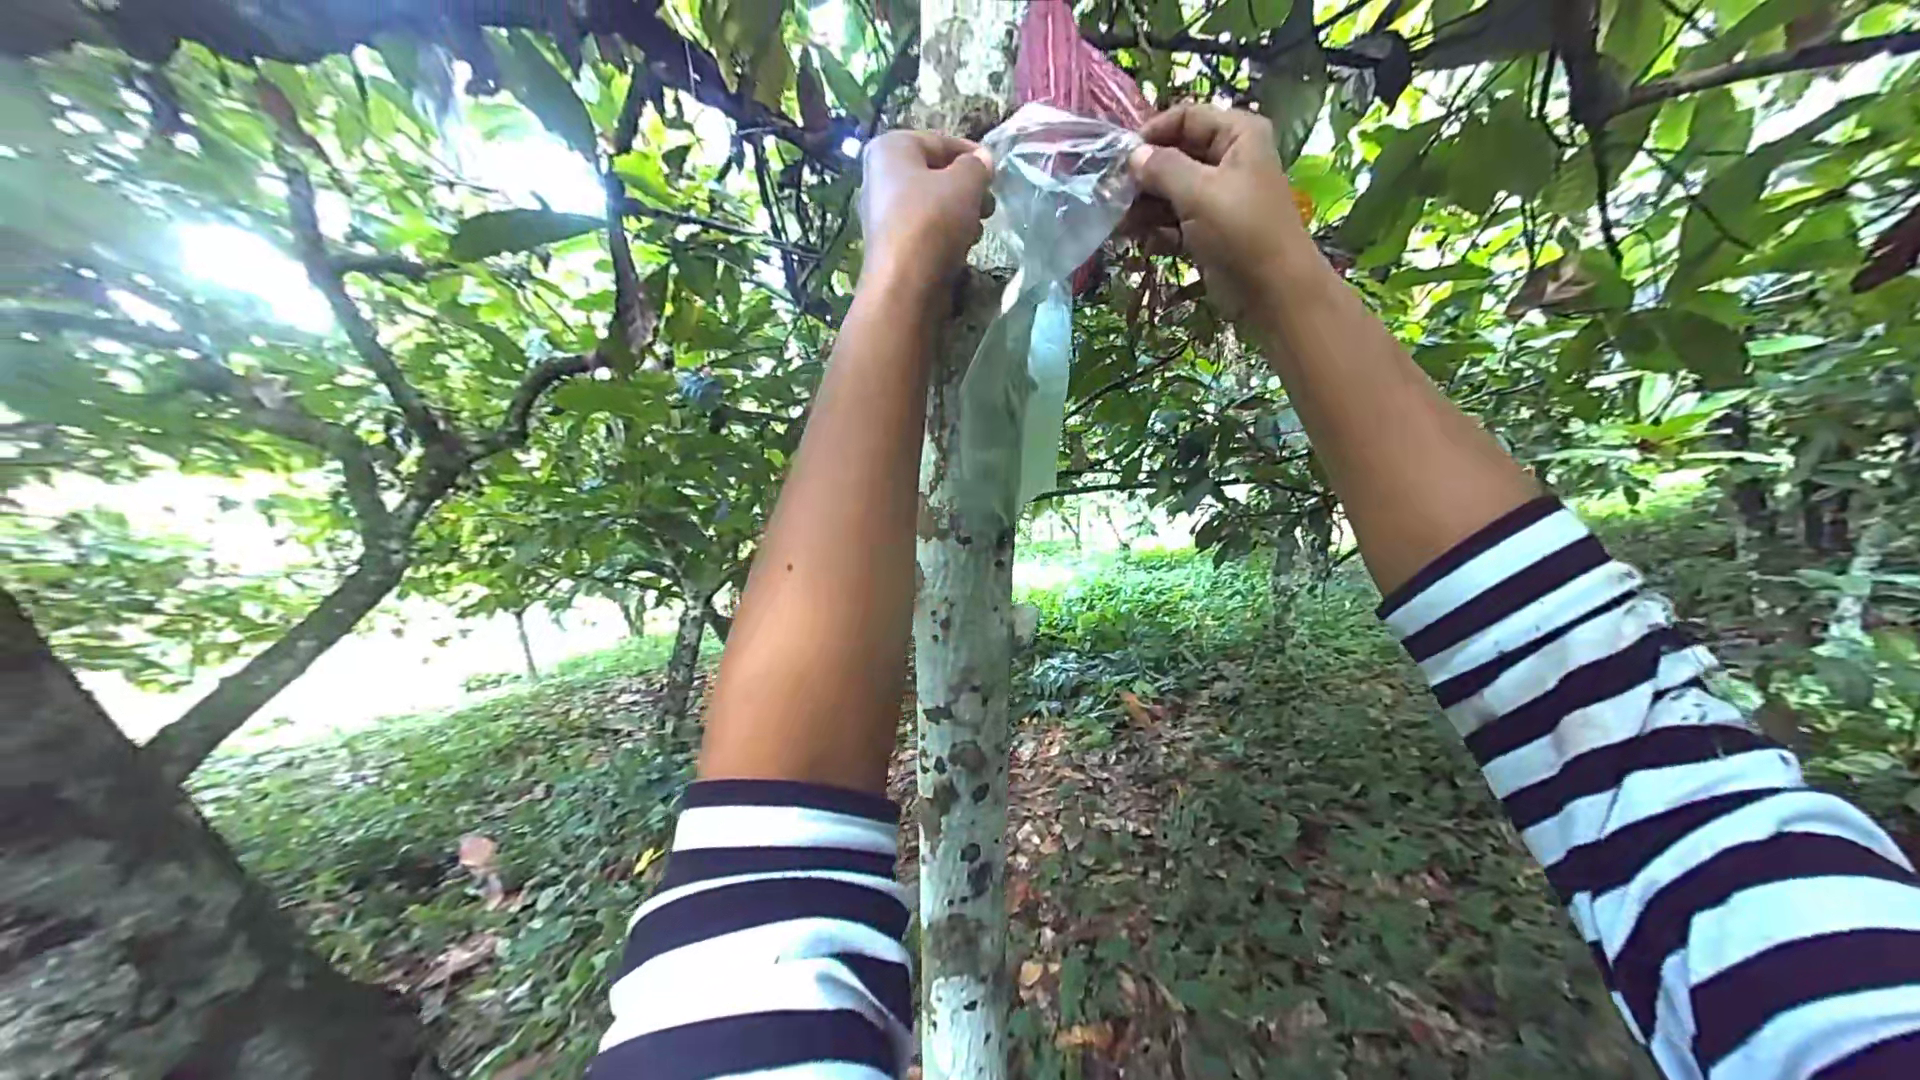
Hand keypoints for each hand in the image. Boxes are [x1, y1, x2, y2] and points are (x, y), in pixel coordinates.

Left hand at [858, 130, 992, 289]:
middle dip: (966, 189)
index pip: (940, 141)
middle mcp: (879, 178)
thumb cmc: (932, 221)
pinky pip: (925, 232)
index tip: (995, 172)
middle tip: (988, 206)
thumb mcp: (965, 182)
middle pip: (935, 176)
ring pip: (932, 206)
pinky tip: (961, 249)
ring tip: (977, 230)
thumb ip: (977, 166)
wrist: (905, 285)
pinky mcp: (892, 248)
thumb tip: (983, 161)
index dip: (972, 154)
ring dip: (959, 215)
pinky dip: (945, 237)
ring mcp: (883, 216)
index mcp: (890, 148)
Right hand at [1126, 105, 1320, 317]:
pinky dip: (1156, 230)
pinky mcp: (1207, 231)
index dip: (1152, 134)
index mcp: (1237, 135)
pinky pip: (1174, 222)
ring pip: (1170, 192)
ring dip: (1143, 207)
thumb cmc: (1240, 231)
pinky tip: (1137, 241)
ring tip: (1119, 225)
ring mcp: (1216, 198)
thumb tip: (1132, 156)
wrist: (1271, 289)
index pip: (1186, 117)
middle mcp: (1227, 161)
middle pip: (1174, 156)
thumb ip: (1162, 169)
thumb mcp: (1199, 192)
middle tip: (1112, 197)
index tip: (1120, 159)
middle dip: (1143, 177)